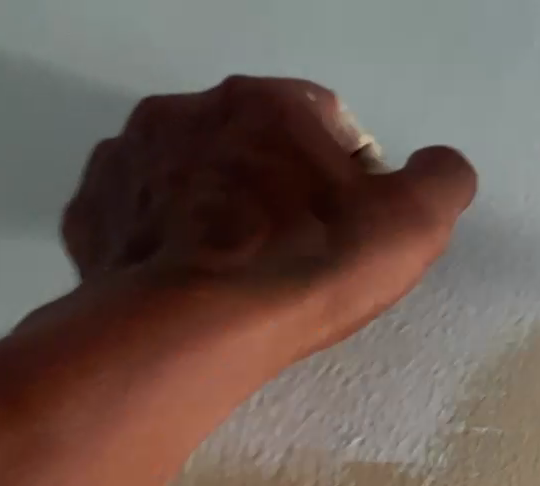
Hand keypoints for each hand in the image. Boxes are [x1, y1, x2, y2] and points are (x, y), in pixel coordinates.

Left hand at [61, 75, 476, 357]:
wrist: (195, 326)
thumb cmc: (315, 265)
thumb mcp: (416, 223)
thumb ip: (443, 180)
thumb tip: (442, 167)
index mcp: (268, 104)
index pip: (332, 120)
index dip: (357, 174)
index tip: (360, 225)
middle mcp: (189, 109)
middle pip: (262, 143)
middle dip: (291, 186)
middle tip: (313, 251)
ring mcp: (131, 155)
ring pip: (202, 174)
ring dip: (232, 207)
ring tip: (258, 270)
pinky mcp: (96, 208)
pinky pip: (152, 212)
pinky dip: (180, 236)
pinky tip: (209, 278)